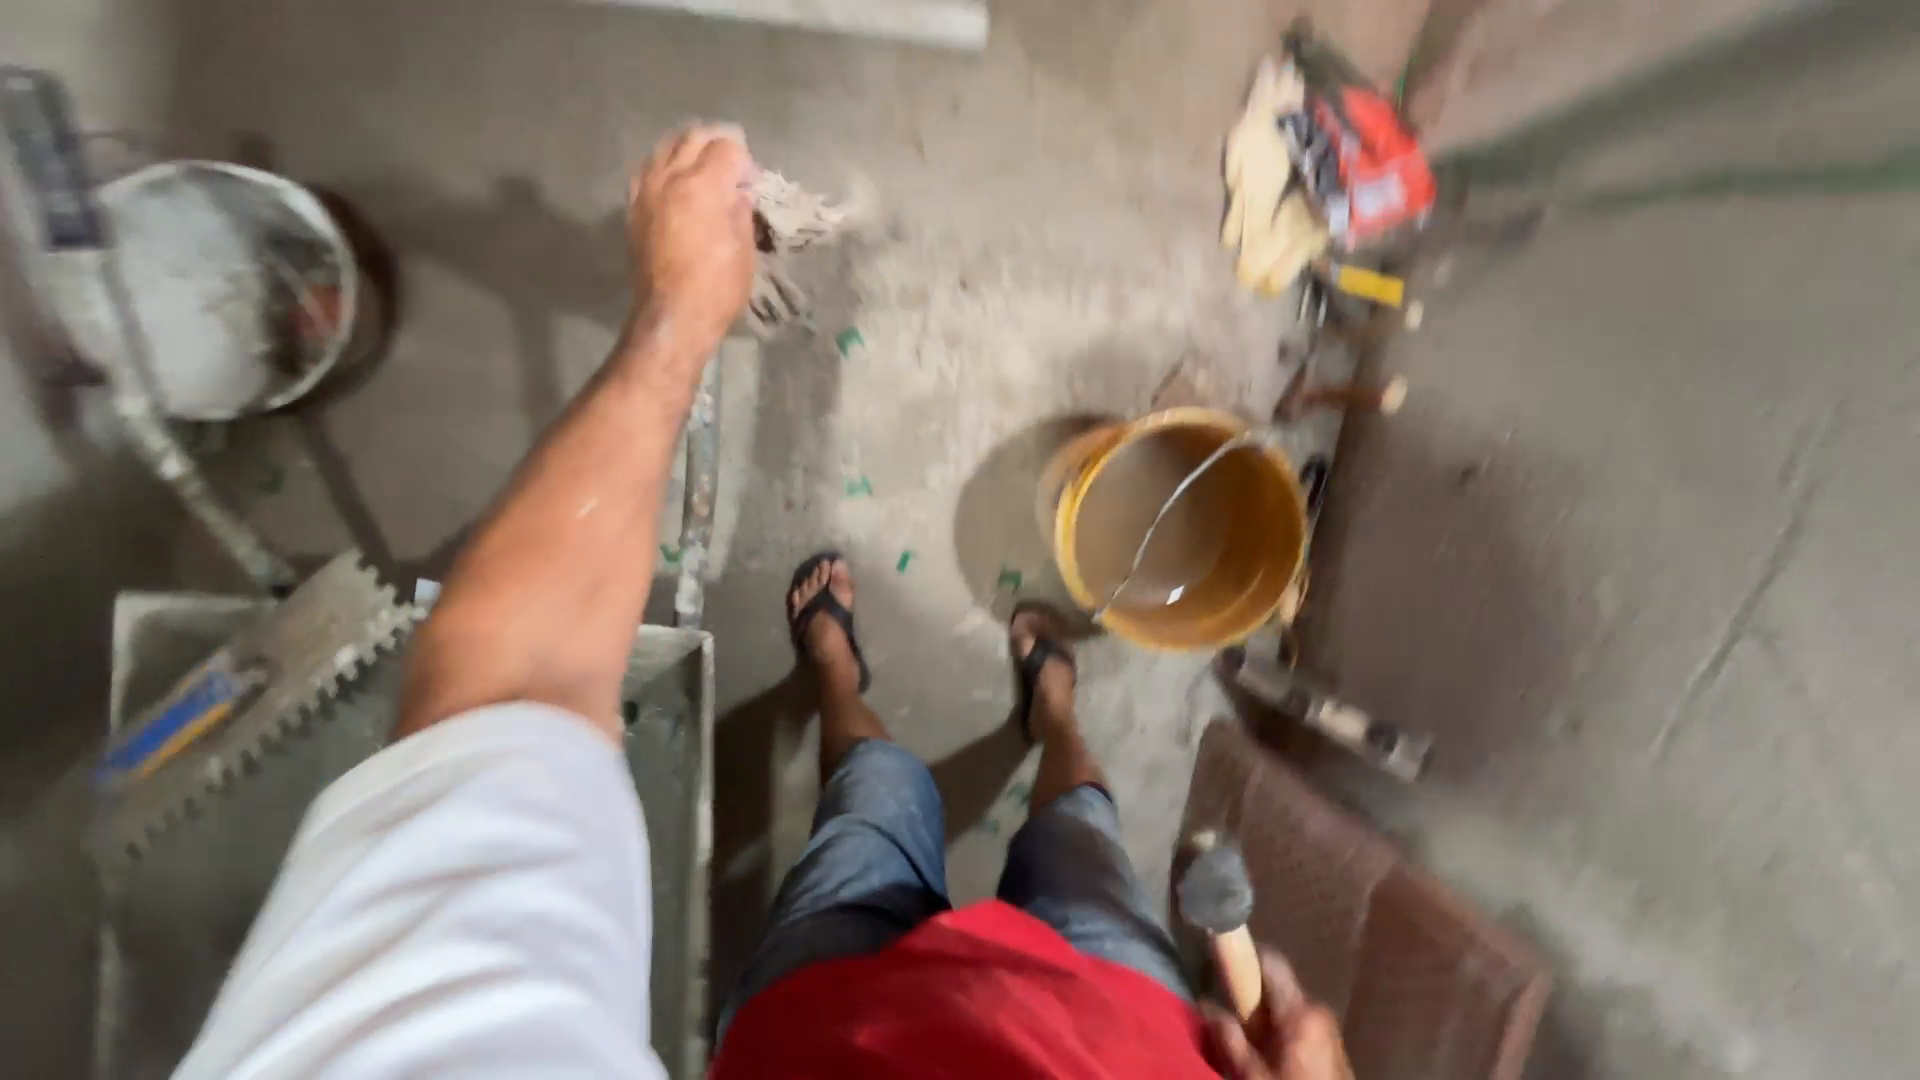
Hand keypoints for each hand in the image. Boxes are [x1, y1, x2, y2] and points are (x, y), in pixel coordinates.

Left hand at [628, 123, 757, 349]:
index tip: (752, 181)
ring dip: (687, 150)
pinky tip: (674, 183)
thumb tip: (738, 193)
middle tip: (731, 164)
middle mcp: (670, 177)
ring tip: (702, 168)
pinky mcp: (633, 207)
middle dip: (716, 144)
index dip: (744, 160)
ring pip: (665, 148)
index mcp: (703, 186)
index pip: (727, 147)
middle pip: (693, 137)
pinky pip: (647, 170)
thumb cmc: (718, 288)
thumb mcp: (744, 251)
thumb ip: (740, 212)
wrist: (673, 315)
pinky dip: (665, 167)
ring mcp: (646, 190)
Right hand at [1204, 950, 1353, 1079]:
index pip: (1270, 960)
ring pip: (1286, 1005)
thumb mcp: (1254, 1076)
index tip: (1220, 963)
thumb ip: (1230, 1038)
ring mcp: (1329, 1029)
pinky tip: (1270, 1054)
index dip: (1244, 956)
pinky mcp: (1334, 1046)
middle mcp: (1318, 1010)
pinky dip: (1280, 1029)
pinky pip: (1300, 1023)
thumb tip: (1206, 1005)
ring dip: (1265, 1016)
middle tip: (1229, 1016)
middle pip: (1276, 986)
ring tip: (1248, 1040)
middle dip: (1251, 996)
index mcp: (1301, 1012)